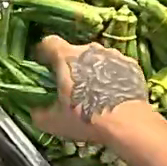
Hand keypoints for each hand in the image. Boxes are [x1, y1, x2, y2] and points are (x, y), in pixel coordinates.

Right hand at [31, 36, 153, 145]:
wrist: (128, 123)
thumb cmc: (86, 118)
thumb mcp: (54, 122)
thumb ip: (39, 113)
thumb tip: (35, 110)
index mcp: (67, 57)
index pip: (49, 42)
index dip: (43, 52)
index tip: (42, 64)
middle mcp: (90, 49)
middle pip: (75, 51)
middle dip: (70, 64)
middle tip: (70, 85)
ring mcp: (113, 55)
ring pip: (97, 57)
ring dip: (92, 69)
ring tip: (94, 90)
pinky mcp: (131, 65)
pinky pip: (116, 66)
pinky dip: (112, 75)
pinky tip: (113, 93)